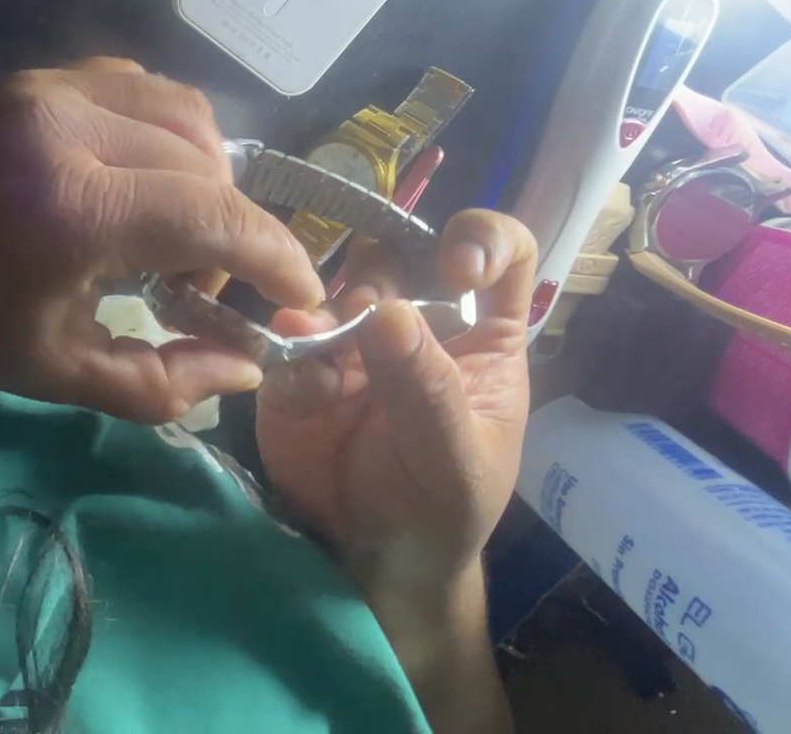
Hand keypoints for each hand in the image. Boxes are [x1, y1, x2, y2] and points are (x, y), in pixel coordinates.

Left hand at [0, 59, 323, 423]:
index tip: (302, 292)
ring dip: (206, 171)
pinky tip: (144, 173)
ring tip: (178, 225)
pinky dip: (163, 128)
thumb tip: (250, 362)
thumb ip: (163, 381)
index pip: (214, 215)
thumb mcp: (56, 371)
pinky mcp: (32, 78)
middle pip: (206, 162)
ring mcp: (47, 90)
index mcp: (71, 209)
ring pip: (182, 110)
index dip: (275, 256)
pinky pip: (134, 85)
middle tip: (207, 280)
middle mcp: (67, 128)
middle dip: (232, 227)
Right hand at [254, 210, 536, 591]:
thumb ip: (426, 389)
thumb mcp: (454, 459)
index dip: (480, 241)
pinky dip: (293, 350)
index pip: (499, 256)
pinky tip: (301, 381)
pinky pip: (291, 338)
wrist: (365, 550)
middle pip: (397, 257)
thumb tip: (390, 313)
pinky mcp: (297, 365)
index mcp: (476, 337)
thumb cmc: (438, 504)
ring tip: (316, 343)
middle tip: (368, 316)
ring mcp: (349, 341)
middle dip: (382, 279)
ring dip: (329, 309)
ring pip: (337, 289)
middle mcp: (412, 325)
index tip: (454, 269)